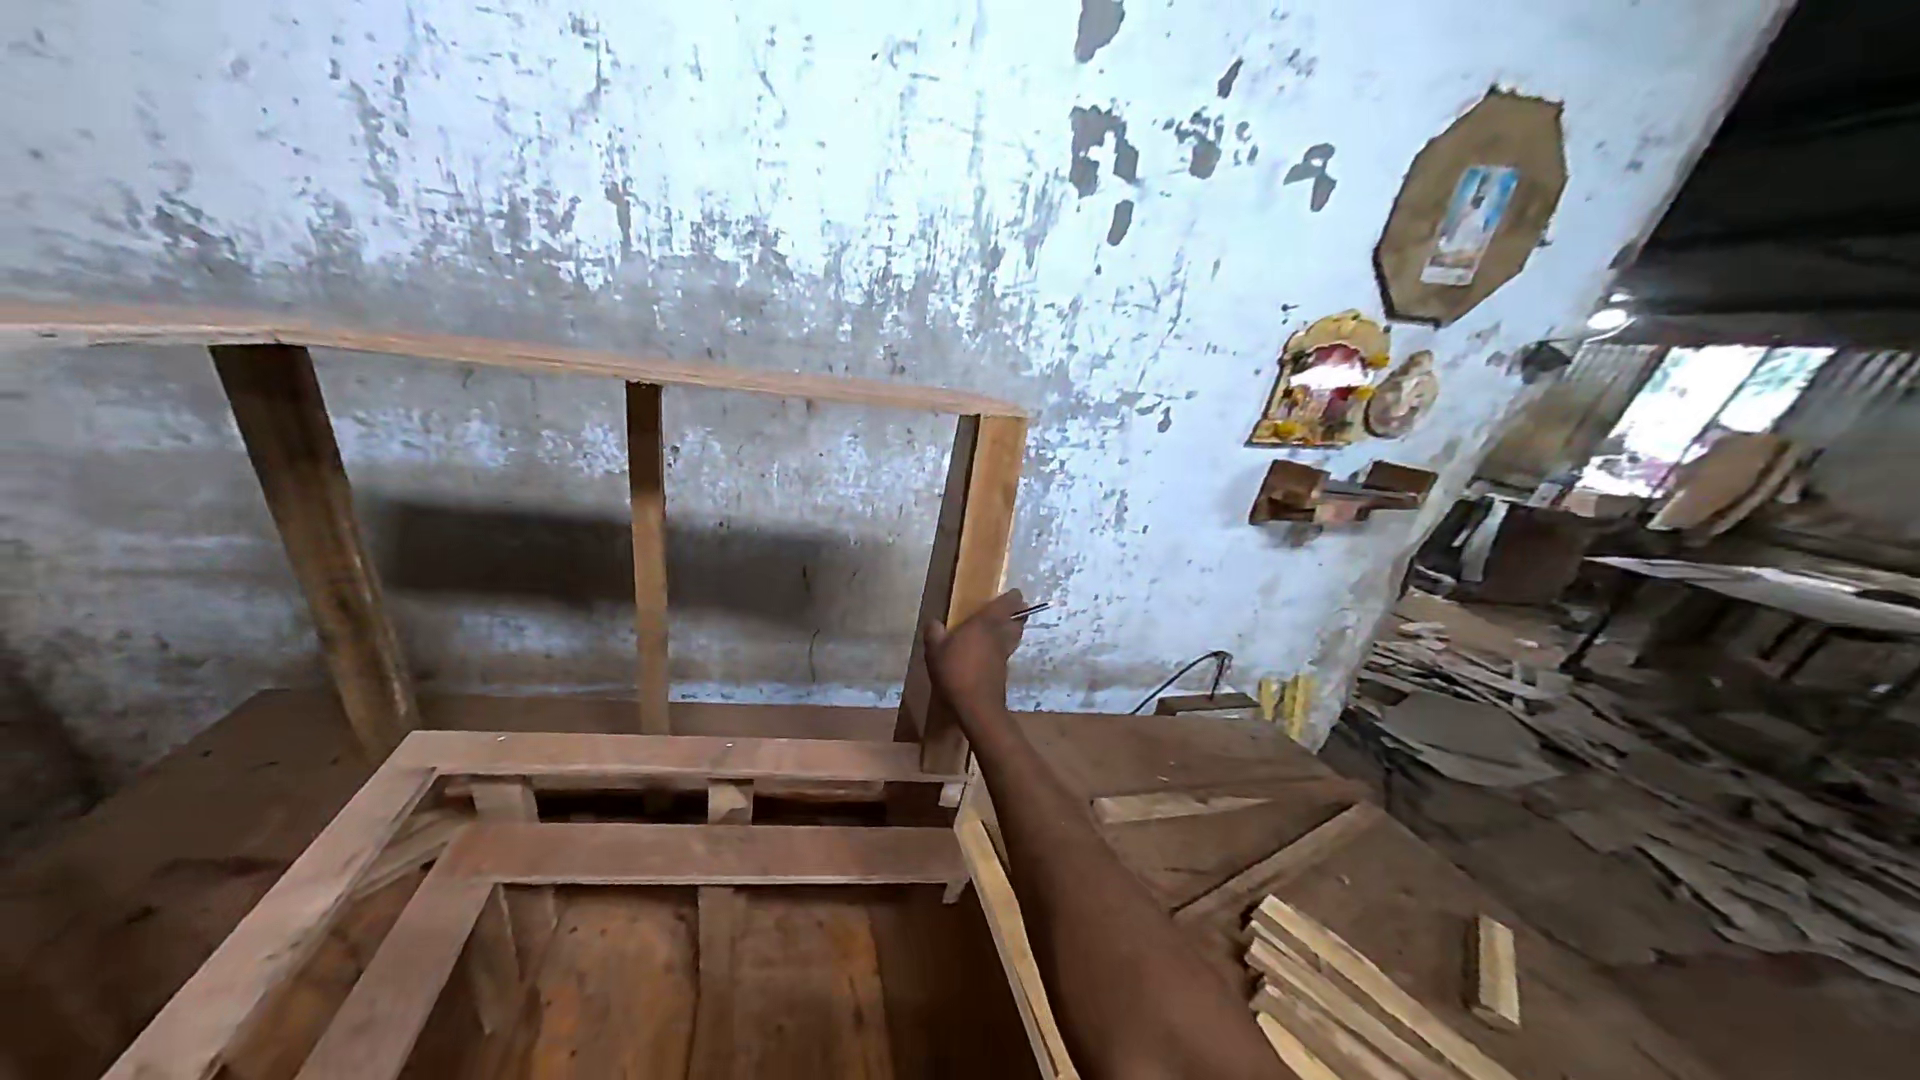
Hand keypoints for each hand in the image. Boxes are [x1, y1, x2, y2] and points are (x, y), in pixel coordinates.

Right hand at [924, 589, 1028, 713]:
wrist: (976, 705)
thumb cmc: (955, 671)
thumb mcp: (935, 650)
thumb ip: (934, 632)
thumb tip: (934, 622)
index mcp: (985, 623)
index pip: (1007, 604)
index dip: (1013, 597)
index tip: (1013, 592)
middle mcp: (999, 635)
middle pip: (1017, 619)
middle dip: (1017, 612)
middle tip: (1011, 608)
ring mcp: (1004, 653)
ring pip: (1015, 635)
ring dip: (1014, 628)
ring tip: (1005, 626)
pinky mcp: (1004, 669)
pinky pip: (1008, 650)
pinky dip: (1005, 645)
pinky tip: (993, 650)